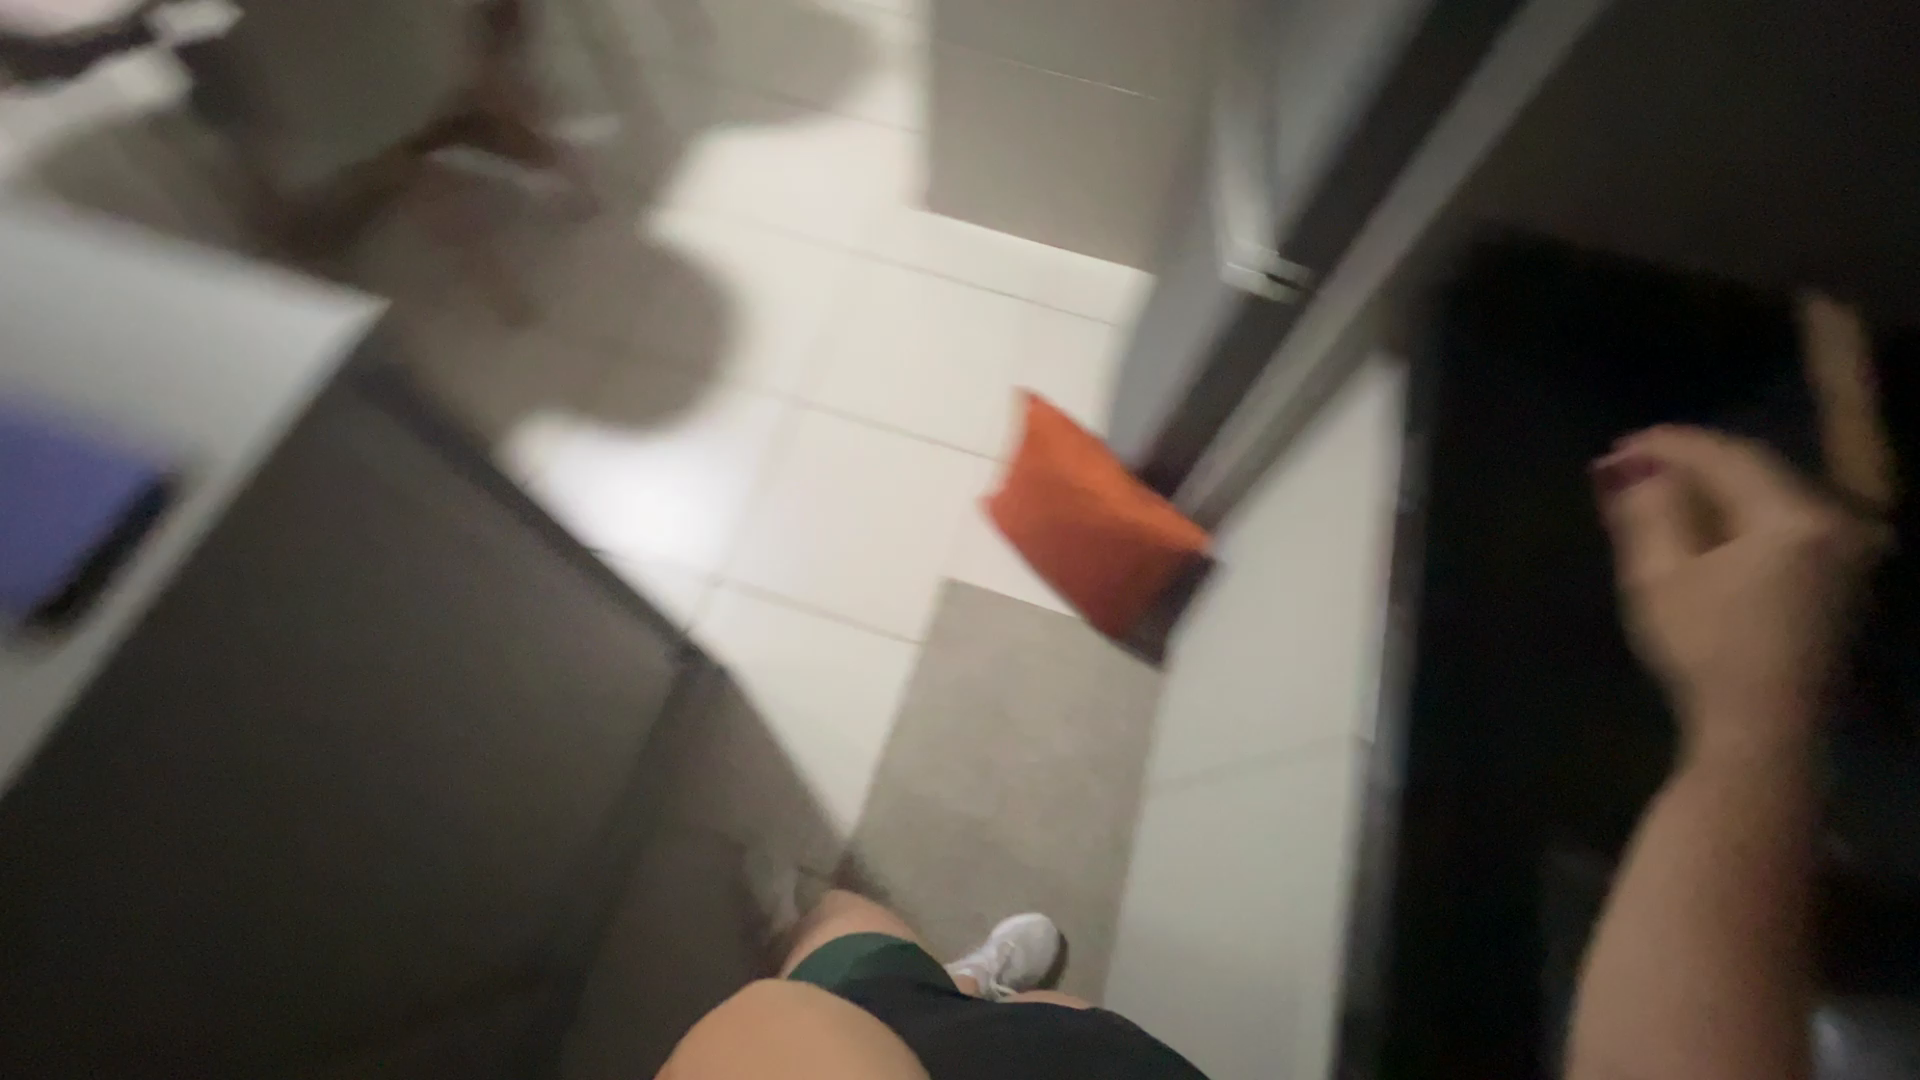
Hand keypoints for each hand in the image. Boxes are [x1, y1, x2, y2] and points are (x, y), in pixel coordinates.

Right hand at [1595, 425, 1882, 757]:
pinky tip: (1697, 515)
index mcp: (1794, 518)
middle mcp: (1836, 520)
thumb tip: (1629, 466)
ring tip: (1653, 485)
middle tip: (1626, 463)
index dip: (1670, 444)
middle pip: (1756, 469)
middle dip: (1688, 461)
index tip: (1618, 445)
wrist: (1767, 721)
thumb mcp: (1659, 576)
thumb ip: (1648, 512)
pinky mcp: (1841, 571)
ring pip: (1769, 492)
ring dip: (1710, 483)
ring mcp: (1847, 547)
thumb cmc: (1705, 647)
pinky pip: (1782, 516)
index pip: (1729, 457)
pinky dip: (1734, 507)